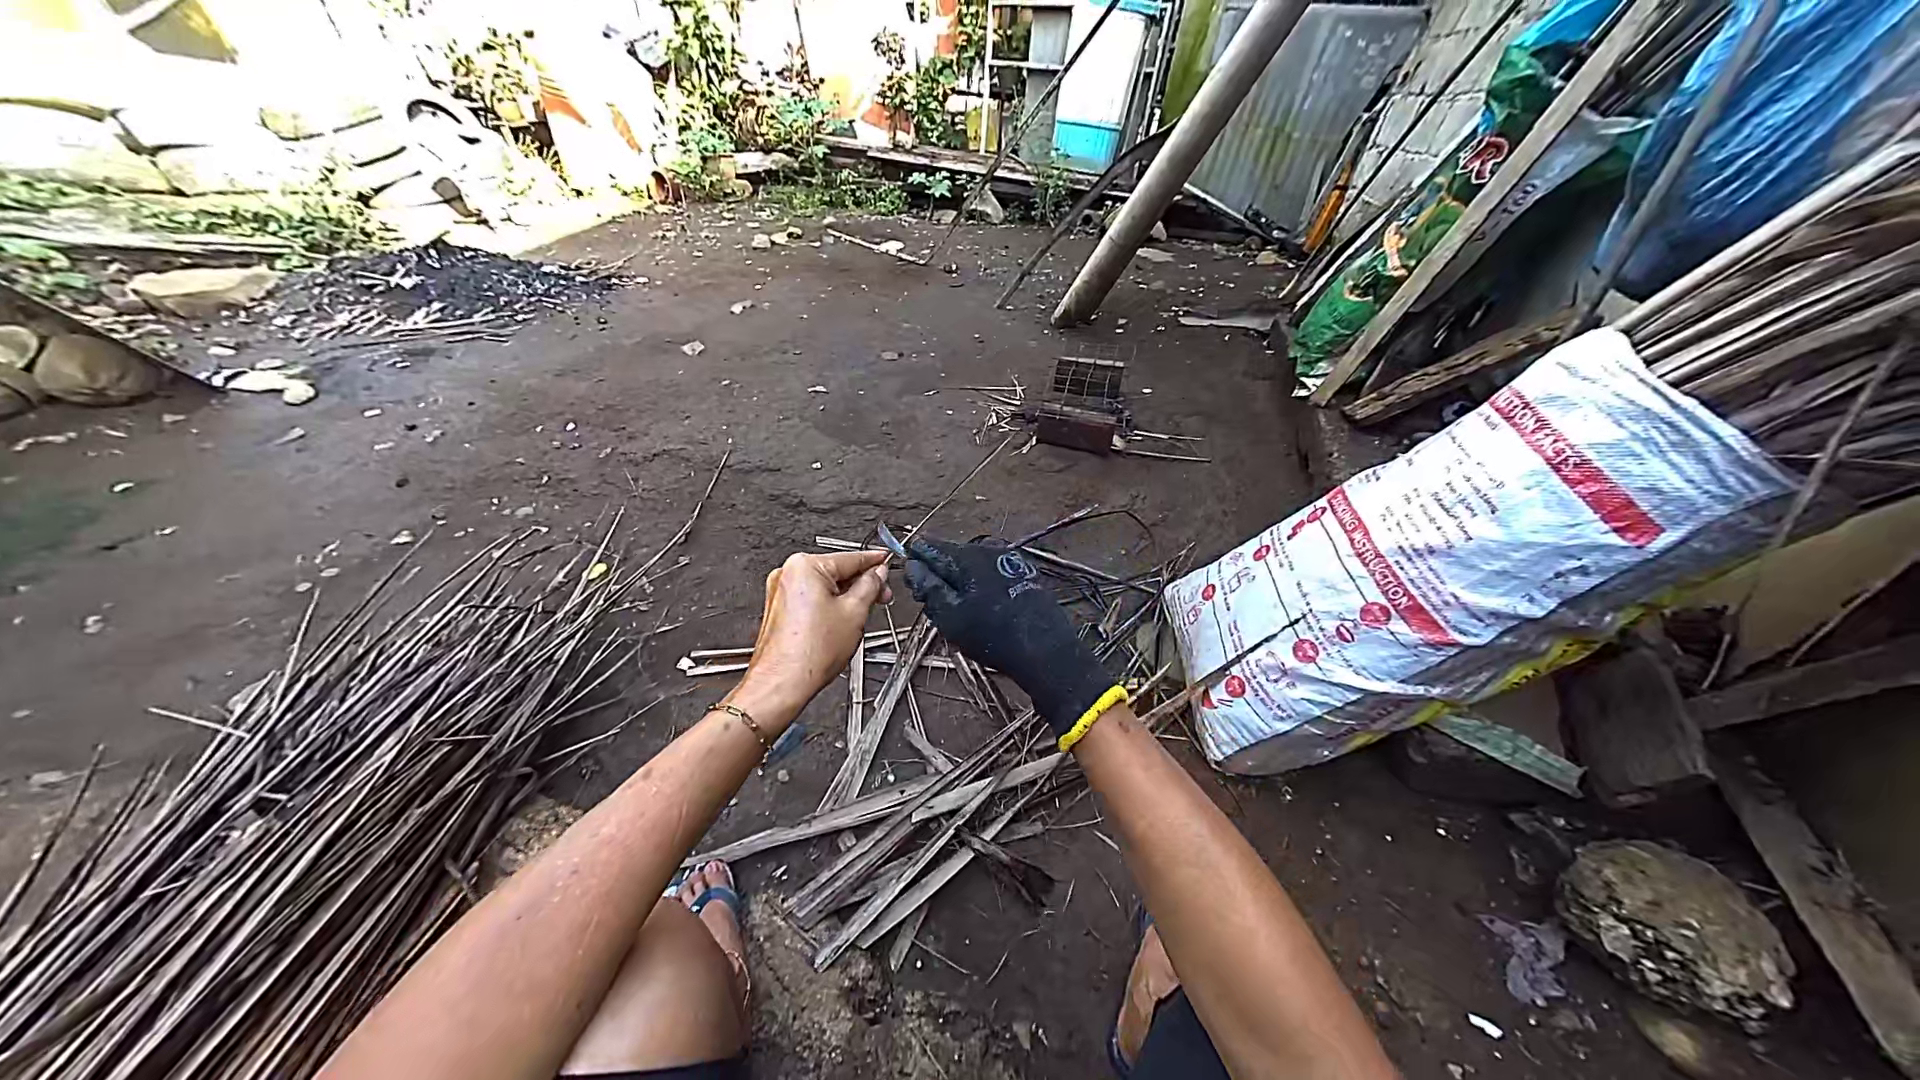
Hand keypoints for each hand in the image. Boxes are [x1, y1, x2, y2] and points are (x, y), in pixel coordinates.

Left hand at [733, 551, 891, 724]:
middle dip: (862, 584)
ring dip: (847, 597)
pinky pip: (812, 599)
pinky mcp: (780, 610)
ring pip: (825, 587)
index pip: (850, 557)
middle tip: (882, 595)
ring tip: (863, 614)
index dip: (874, 562)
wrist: (783, 683)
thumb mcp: (855, 612)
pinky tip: (843, 622)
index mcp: (805, 566)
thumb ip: (871, 586)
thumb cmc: (809, 653)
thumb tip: (877, 574)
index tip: (885, 561)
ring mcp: (781, 592)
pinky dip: (830, 606)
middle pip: (836, 572)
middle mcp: (787, 574)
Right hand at [904, 536, 1115, 738]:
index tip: (915, 586)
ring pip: (971, 566)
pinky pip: (990, 574)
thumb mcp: (950, 615)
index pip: (929, 548)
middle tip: (935, 605)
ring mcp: (1009, 560)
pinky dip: (980, 586)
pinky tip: (984, 609)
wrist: (1046, 649)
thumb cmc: (993, 635)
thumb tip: (912, 566)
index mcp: (967, 557)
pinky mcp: (1023, 574)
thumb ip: (929, 587)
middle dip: (938, 575)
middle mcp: (988, 550)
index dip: (916, 565)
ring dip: (960, 582)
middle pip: (951, 556)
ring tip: (959, 612)